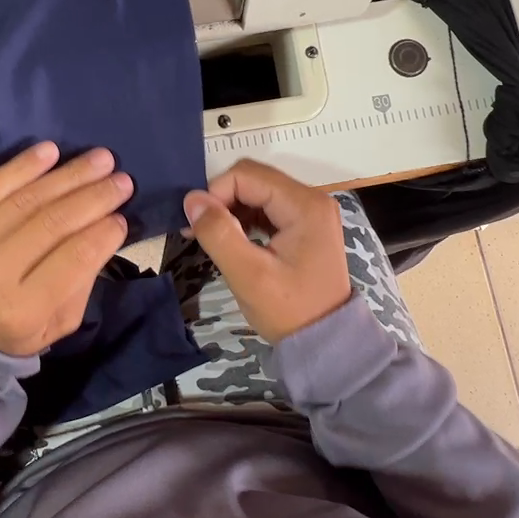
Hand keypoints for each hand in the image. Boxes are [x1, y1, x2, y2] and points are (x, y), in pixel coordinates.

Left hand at [0, 142, 132, 356]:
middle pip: (52, 223)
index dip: (104, 232)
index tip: (124, 216)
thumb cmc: (12, 327)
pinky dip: (24, 165)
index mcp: (21, 311)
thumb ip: (82, 280)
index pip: (73, 259)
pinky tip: (52, 151)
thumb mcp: (56, 324)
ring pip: (26, 199)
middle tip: (122, 181)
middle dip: (94, 197)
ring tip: (101, 159)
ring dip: (68, 175)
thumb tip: (106, 226)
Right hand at [182, 159, 351, 342]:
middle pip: (253, 179)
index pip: (246, 176)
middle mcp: (311, 199)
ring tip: (212, 238)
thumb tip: (191, 199)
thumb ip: (218, 233)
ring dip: (231, 209)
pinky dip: (245, 218)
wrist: (326, 342)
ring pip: (258, 192)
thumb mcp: (249, 275)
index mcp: (304, 205)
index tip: (195, 225)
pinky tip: (232, 241)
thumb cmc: (290, 310)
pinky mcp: (305, 225)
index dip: (215, 193)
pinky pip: (267, 208)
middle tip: (199, 231)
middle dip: (222, 200)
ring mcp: (310, 211)